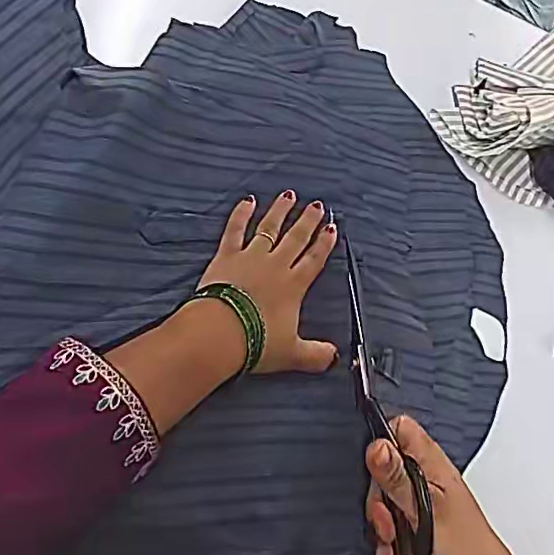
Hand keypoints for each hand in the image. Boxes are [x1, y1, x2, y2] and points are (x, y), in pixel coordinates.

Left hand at [199, 192, 340, 374]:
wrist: (221, 332)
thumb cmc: (256, 342)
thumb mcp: (292, 353)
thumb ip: (314, 354)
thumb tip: (332, 359)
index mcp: (294, 286)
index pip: (314, 259)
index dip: (325, 243)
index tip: (332, 228)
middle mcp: (276, 266)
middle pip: (296, 238)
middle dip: (308, 221)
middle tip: (317, 205)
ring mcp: (251, 257)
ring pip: (270, 228)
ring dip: (280, 211)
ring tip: (288, 196)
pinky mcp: (227, 256)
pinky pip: (236, 230)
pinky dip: (241, 214)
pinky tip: (247, 201)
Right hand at [364, 415, 528, 554]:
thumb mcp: (425, 513)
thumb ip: (398, 478)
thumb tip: (377, 446)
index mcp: (434, 464)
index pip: (400, 429)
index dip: (382, 444)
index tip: (377, 473)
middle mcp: (429, 478)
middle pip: (386, 467)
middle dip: (379, 498)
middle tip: (388, 520)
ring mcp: (425, 501)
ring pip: (387, 498)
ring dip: (383, 524)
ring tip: (392, 543)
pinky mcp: (421, 525)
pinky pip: (393, 522)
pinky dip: (389, 539)